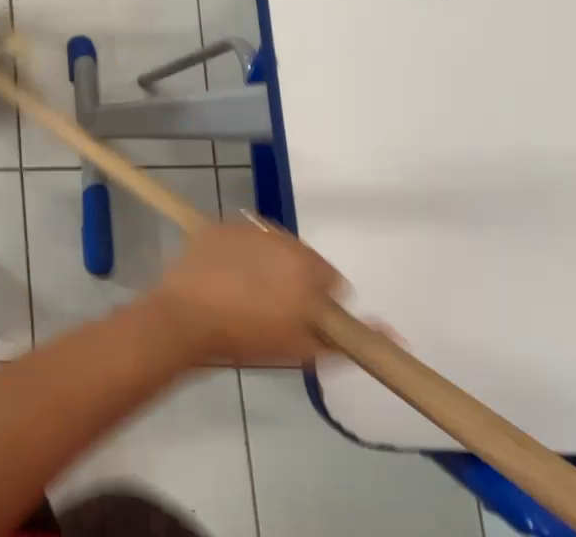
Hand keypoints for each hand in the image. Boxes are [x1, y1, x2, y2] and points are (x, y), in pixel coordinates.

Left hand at [147, 223, 342, 365]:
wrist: (184, 319)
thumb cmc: (246, 336)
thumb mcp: (303, 347)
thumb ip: (350, 339)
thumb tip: (391, 333)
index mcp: (307, 265)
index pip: (332, 280)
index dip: (320, 302)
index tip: (302, 318)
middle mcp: (279, 238)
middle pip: (300, 259)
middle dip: (293, 279)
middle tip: (273, 305)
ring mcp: (242, 229)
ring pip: (269, 247)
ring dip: (266, 263)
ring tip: (246, 290)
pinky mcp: (213, 228)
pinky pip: (237, 240)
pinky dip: (237, 253)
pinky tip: (225, 274)